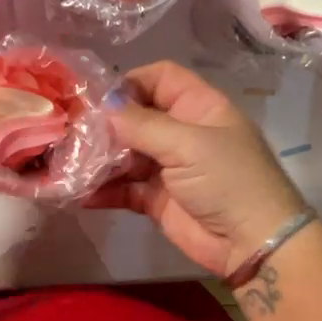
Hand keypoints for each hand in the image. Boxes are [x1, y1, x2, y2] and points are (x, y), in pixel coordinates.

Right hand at [85, 61, 307, 275]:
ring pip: (125, 154)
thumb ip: (142, 125)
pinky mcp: (157, 199)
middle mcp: (181, 132)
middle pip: (136, 116)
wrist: (251, 242)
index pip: (160, 78)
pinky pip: (124, 188)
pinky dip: (104, 191)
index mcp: (199, 107)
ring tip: (70, 166)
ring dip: (99, 160)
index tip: (98, 99)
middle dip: (105, 124)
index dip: (130, 83)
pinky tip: (81, 195)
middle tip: (73, 134)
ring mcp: (168, 167)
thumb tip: (104, 107)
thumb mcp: (188, 144)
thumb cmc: (228, 180)